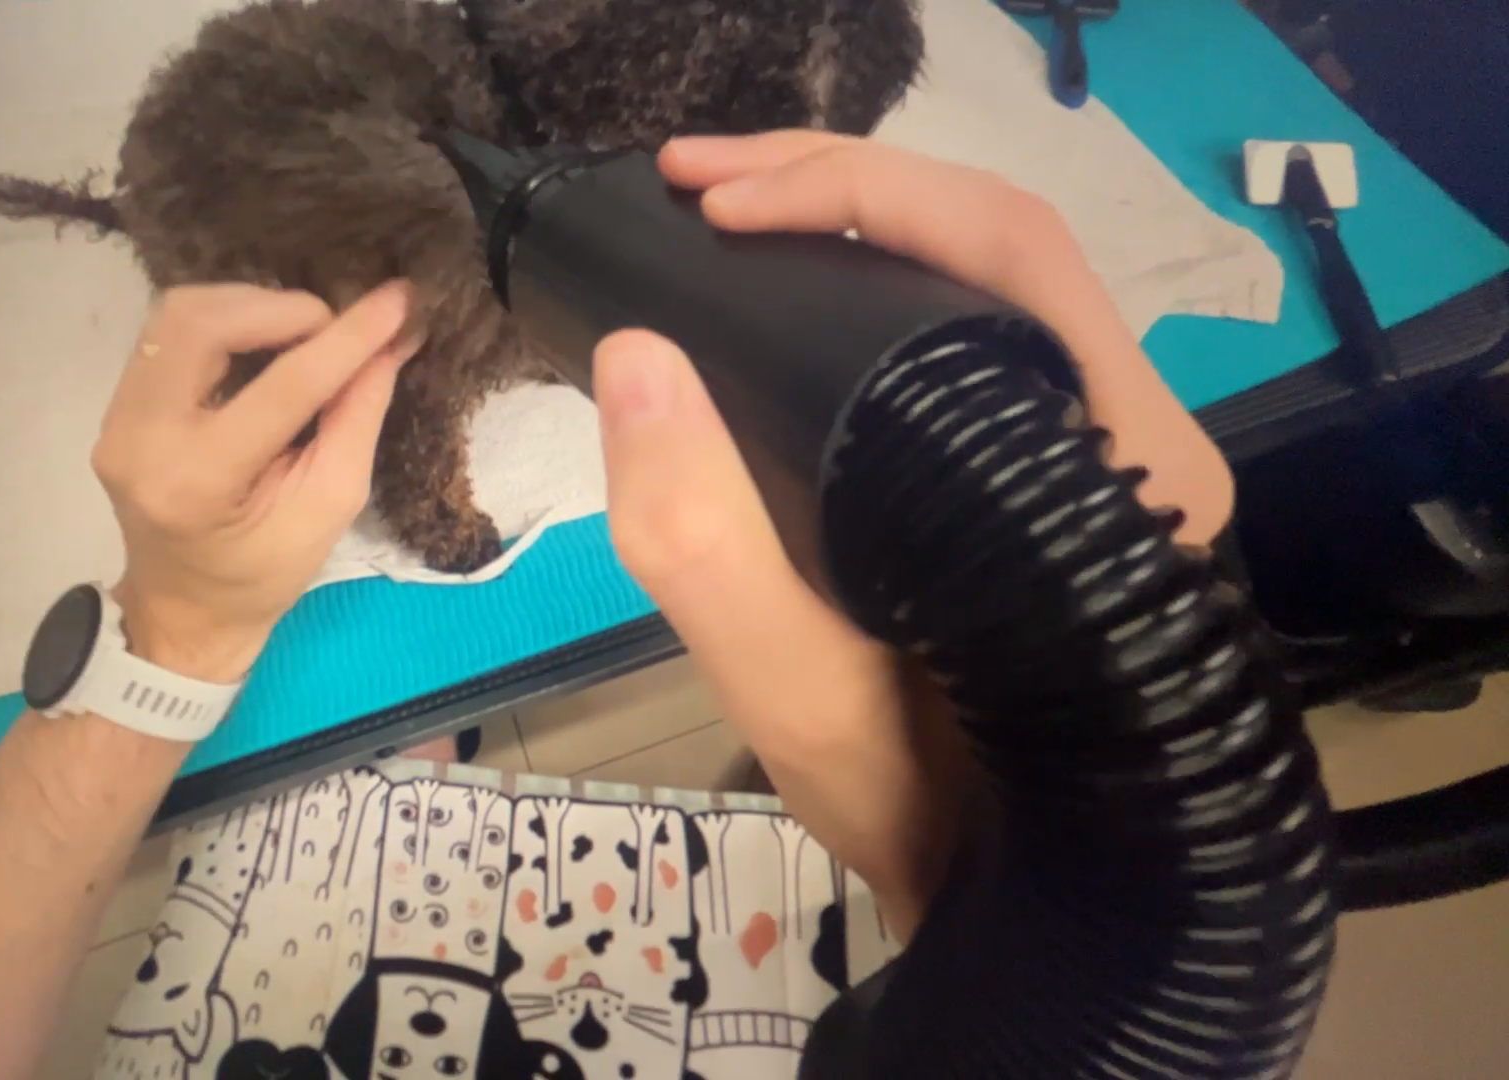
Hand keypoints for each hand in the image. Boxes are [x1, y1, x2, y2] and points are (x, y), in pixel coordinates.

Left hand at [95, 281, 418, 681]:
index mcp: (199, 482)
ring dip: (253, 309)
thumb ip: (358, 419)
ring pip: (179, 316)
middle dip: (284, 309)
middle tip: (336, 329)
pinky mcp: (117, 408)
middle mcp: (139, 439)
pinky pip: (171, 336)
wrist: (188, 610)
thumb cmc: (267, 574)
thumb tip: (391, 344)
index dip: (347, 340)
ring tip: (305, 336)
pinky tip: (265, 348)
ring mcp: (116, 419)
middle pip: (201, 322)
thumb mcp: (330, 506)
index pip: (282, 387)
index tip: (398, 302)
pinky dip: (228, 326)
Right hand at [592, 132, 1236, 935]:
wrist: (989, 871)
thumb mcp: (788, 688)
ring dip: (834, 225)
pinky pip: (936, 342)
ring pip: (957, 282)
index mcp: (1097, 463)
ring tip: (712, 214)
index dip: (852, 194)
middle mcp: (1108, 431)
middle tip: (689, 181)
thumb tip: (631, 352)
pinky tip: (762, 298)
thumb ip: (704, 543)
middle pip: (980, 243)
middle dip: (830, 183)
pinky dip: (842, 293)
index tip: (712, 206)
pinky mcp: (1011, 472)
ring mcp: (1066, 447)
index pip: (999, 253)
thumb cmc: (905, 793)